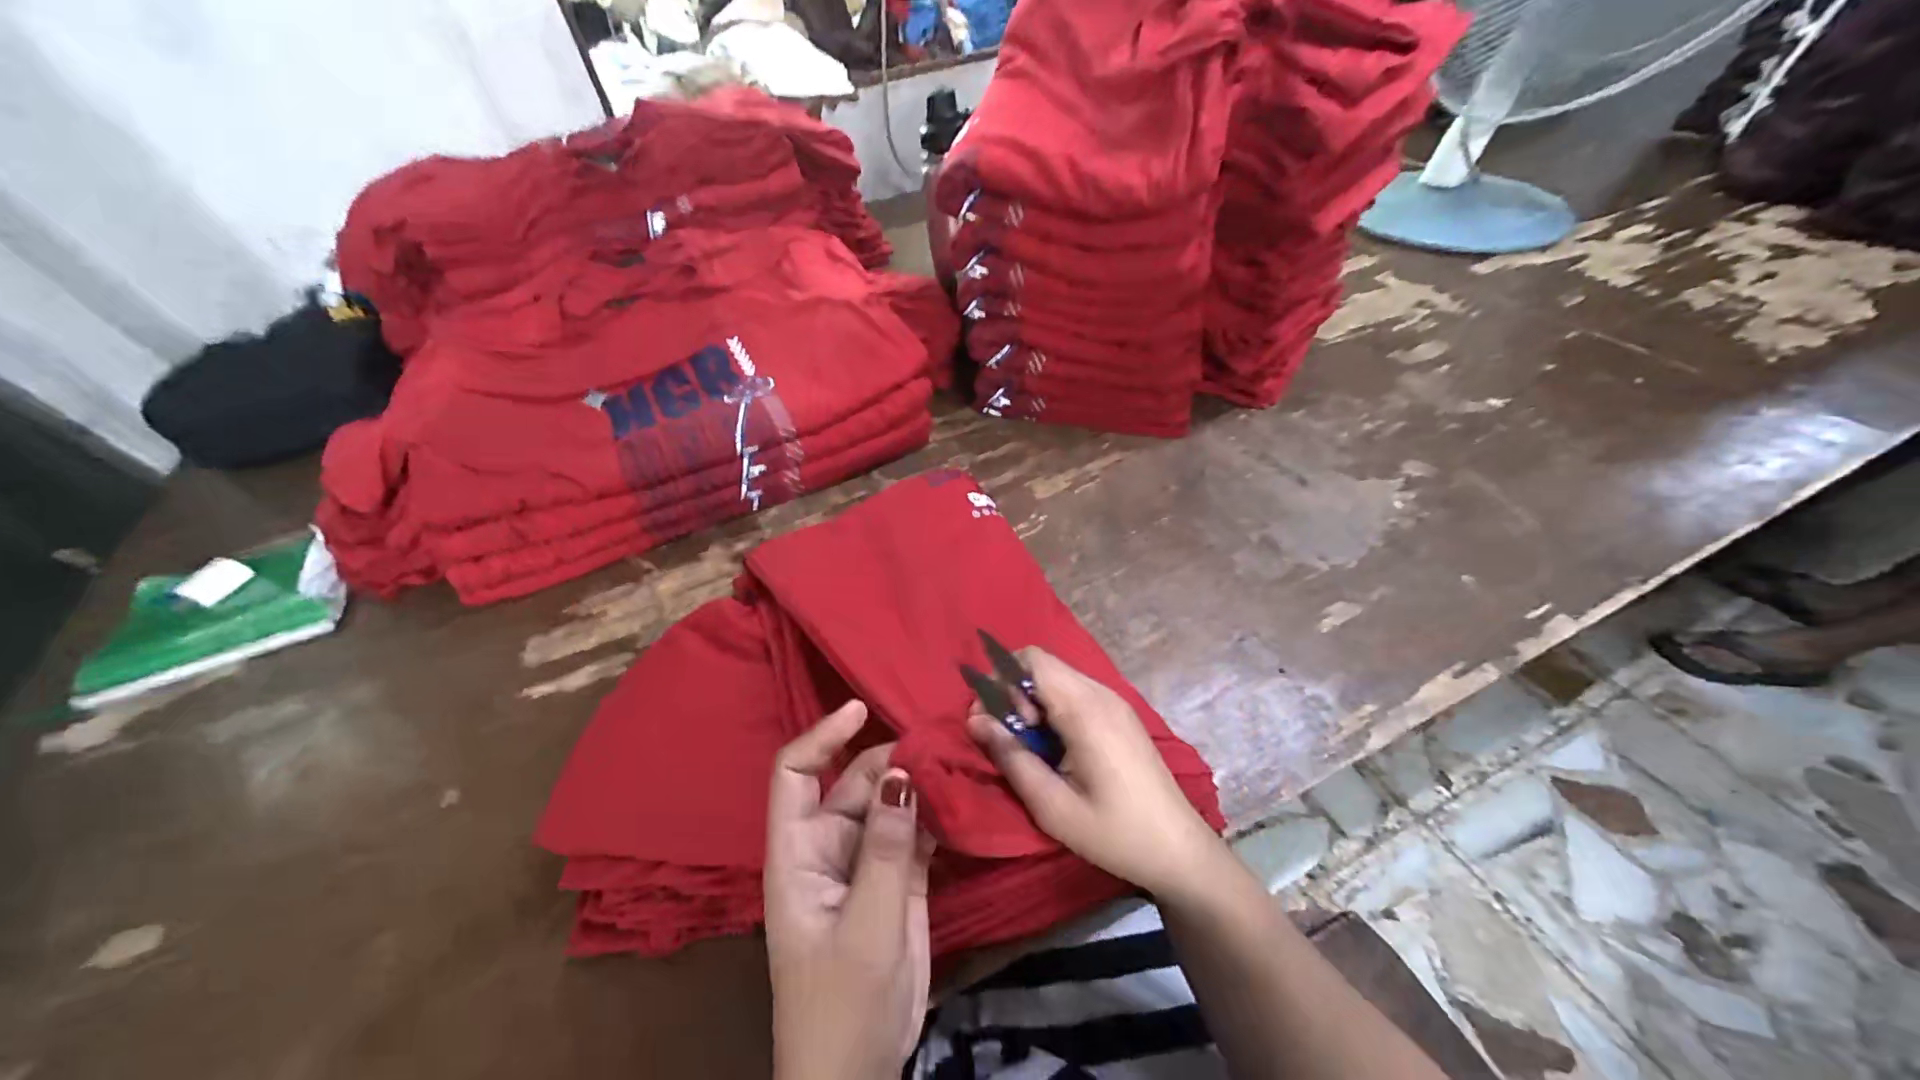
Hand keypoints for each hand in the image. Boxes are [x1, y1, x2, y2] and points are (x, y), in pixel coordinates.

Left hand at [764, 700, 934, 1079]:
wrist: (860, 1072)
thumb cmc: (843, 1003)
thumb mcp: (866, 927)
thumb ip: (885, 849)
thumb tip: (902, 774)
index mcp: (798, 852)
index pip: (795, 775)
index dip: (822, 736)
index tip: (861, 707)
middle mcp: (828, 846)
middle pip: (855, 782)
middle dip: (892, 758)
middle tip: (944, 739)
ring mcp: (865, 862)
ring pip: (890, 803)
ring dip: (920, 782)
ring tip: (962, 755)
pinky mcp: (897, 879)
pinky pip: (914, 831)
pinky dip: (936, 813)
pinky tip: (966, 796)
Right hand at [967, 648, 1228, 901]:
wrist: (1179, 850)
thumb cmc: (1114, 833)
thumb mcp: (1052, 806)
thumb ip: (1010, 757)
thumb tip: (975, 720)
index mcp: (1085, 709)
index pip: (1030, 660)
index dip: (1001, 683)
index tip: (997, 726)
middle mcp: (1101, 693)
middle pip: (1041, 664)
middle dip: (1011, 692)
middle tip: (1008, 737)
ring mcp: (1114, 702)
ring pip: (1056, 677)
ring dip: (1031, 702)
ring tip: (1031, 747)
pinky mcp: (1120, 715)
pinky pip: (1074, 692)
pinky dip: (1052, 708)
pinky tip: (1055, 748)